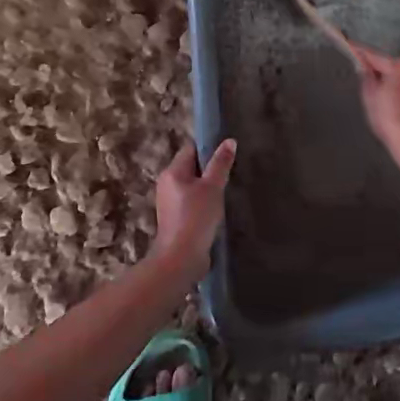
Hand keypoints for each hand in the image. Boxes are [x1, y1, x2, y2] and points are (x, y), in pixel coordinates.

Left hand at [150, 139, 235, 274]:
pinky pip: (192, 201)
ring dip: (208, 186)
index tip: (228, 153)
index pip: (191, 149)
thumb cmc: (196, 218)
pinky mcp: (176, 218)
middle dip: (210, 168)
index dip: (209, 147)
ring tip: (228, 188)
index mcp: (173, 171)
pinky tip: (218, 207)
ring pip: (192, 185)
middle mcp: (167, 183)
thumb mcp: (212, 187)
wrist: (180, 259)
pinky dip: (204, 201)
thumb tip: (229, 141)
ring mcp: (170, 202)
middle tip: (232, 171)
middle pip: (191, 166)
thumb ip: (220, 163)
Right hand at [349, 43, 399, 172]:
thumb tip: (366, 70)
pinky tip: (398, 111)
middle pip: (393, 67)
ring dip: (393, 84)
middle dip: (380, 71)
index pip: (375, 56)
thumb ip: (367, 80)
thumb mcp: (371, 101)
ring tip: (382, 101)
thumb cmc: (393, 122)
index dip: (360, 53)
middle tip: (365, 81)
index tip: (349, 46)